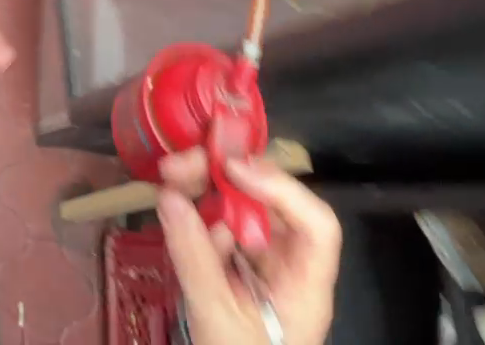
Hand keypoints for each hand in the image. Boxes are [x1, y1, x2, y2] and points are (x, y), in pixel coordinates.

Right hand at [158, 151, 340, 344]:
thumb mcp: (215, 318)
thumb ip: (194, 259)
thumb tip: (168, 197)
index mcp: (304, 284)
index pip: (316, 225)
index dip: (280, 188)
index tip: (231, 170)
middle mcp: (290, 261)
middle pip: (272, 202)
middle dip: (226, 175)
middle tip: (180, 166)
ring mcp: (263, 259)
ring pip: (244, 204)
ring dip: (207, 184)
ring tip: (171, 178)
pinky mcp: (237, 259)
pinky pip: (222, 220)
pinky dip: (198, 206)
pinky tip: (176, 205)